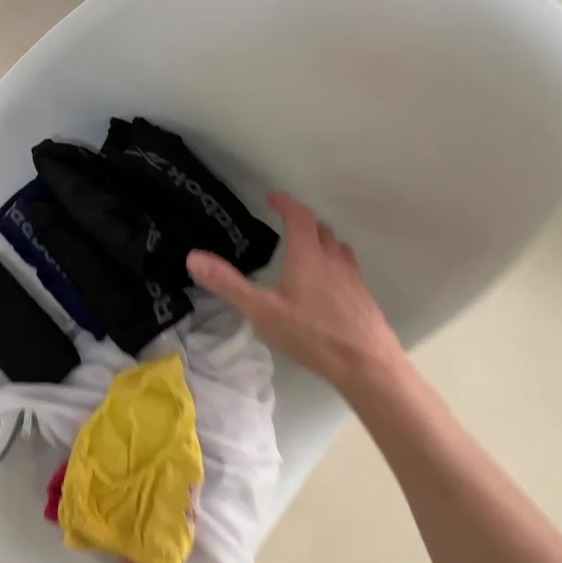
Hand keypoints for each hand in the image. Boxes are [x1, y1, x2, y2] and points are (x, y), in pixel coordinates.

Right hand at [186, 191, 400, 388]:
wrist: (368, 365)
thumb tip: (193, 257)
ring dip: (321, 241)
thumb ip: (228, 284)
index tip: (272, 197)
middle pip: (321, 229)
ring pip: (338, 248)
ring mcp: (353, 279)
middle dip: (303, 221)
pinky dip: (333, 264)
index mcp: (308, 255)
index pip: (299, 217)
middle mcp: (334, 260)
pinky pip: (347, 269)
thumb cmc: (312, 334)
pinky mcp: (363, 298)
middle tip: (285, 224)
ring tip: (306, 250)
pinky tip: (324, 287)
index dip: (285, 203)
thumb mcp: (262, 310)